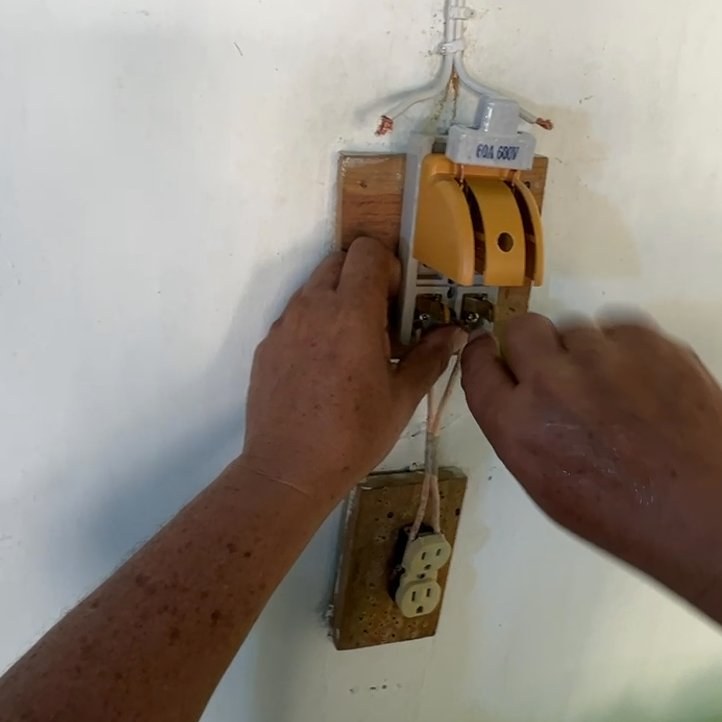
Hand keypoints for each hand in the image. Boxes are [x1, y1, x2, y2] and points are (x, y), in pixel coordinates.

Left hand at [239, 237, 462, 500]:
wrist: (288, 470)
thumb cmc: (353, 434)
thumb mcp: (401, 397)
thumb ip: (429, 357)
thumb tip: (455, 333)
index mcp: (351, 311)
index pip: (367, 251)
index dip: (388, 268)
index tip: (398, 304)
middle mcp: (312, 307)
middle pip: (339, 261)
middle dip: (362, 278)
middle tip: (380, 321)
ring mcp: (284, 325)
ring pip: (313, 288)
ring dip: (337, 301)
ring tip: (352, 348)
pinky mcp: (266, 346)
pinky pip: (294, 317)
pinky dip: (314, 326)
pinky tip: (323, 370)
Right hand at [460, 313, 721, 562]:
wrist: (716, 515)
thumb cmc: (628, 519)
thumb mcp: (548, 488)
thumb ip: (523, 432)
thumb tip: (521, 395)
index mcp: (518, 426)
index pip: (479, 366)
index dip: (485, 355)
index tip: (493, 351)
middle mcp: (551, 381)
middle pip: (523, 329)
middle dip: (535, 346)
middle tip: (563, 373)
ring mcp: (602, 355)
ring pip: (577, 329)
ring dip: (586, 352)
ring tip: (621, 394)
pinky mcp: (648, 339)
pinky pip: (620, 329)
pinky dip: (628, 352)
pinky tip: (650, 389)